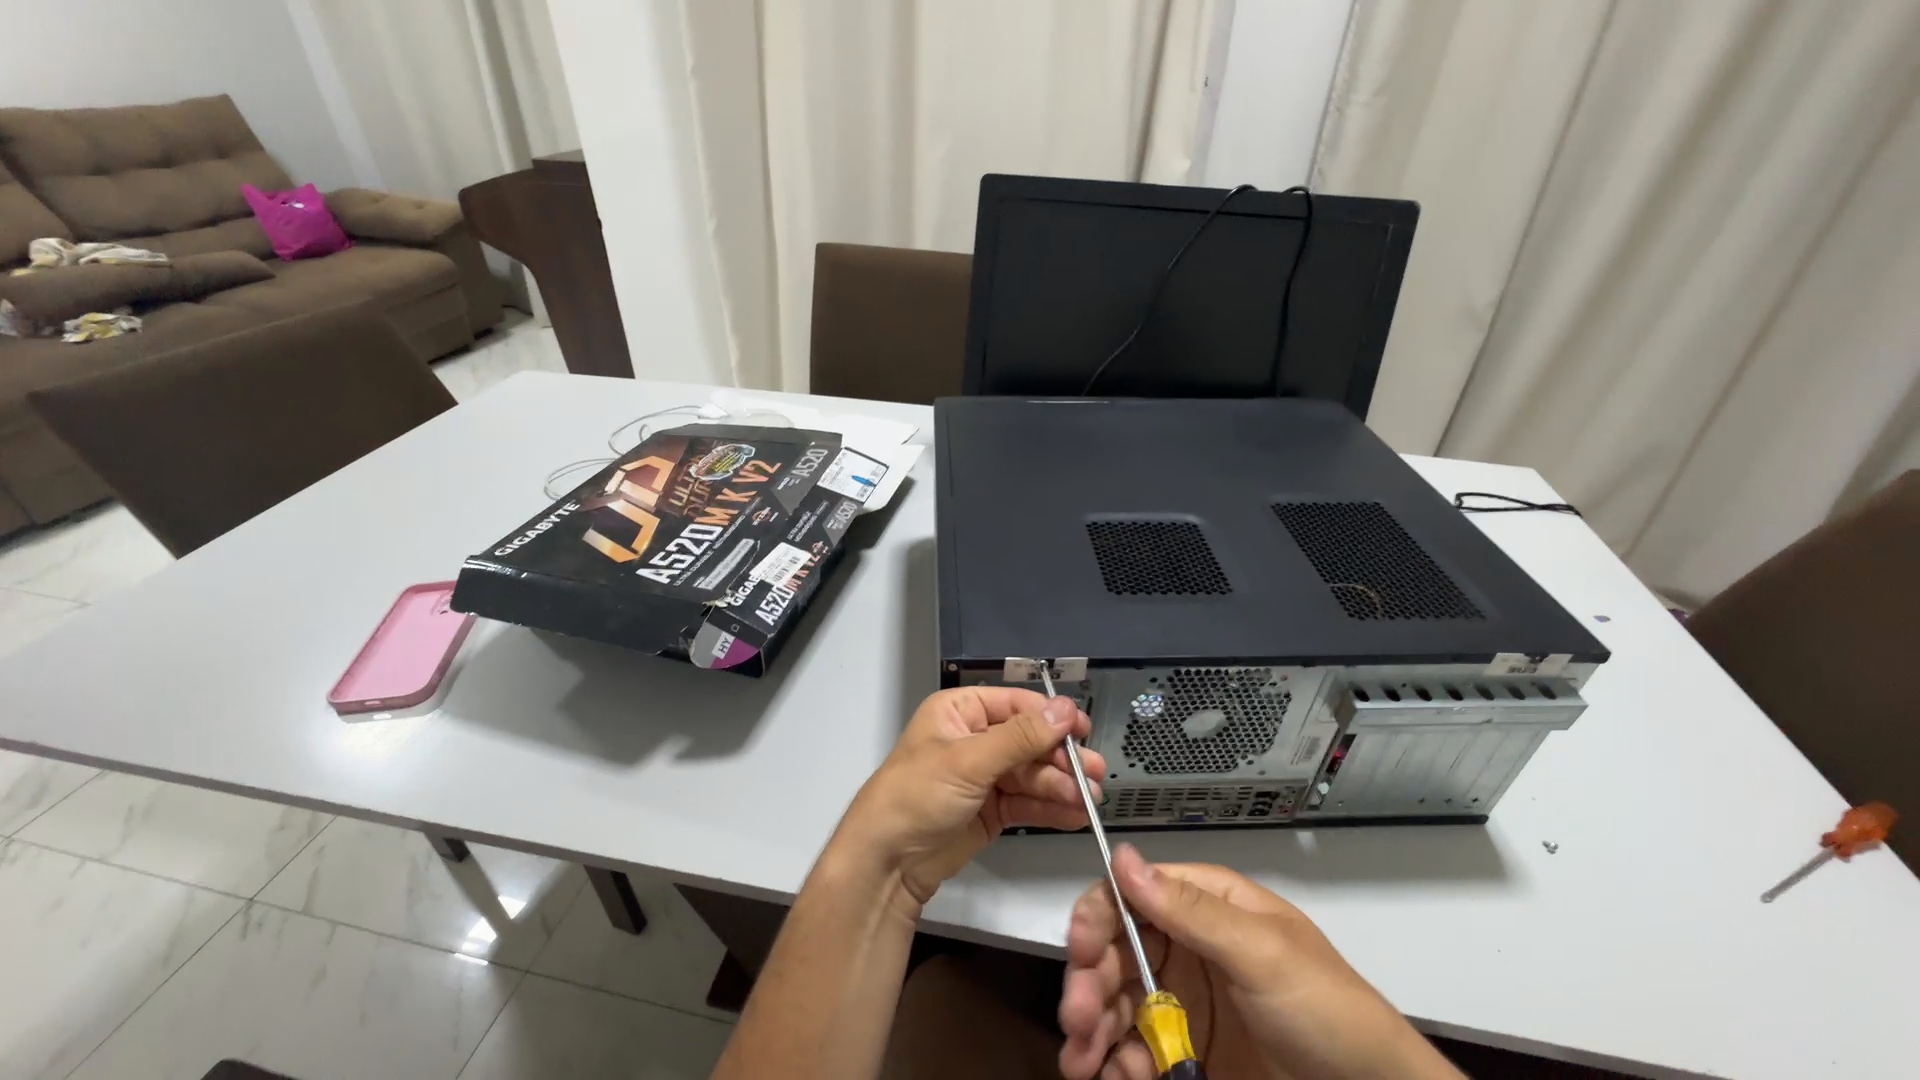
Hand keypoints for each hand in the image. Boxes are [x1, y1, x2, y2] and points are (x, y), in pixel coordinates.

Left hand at [832, 686, 1104, 909]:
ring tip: (1089, 801)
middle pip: (1029, 741)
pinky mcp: (992, 810)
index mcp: (959, 712)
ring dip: (1061, 786)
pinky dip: (1051, 808)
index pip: (1015, 705)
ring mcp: (984, 776)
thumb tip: (1065, 710)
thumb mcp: (968, 761)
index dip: (1050, 716)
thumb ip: (1020, 737)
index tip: (1083, 731)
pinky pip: (1027, 802)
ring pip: (1032, 774)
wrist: (887, 861)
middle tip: (1094, 772)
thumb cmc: (916, 796)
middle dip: (1060, 758)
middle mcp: (974, 739)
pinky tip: (1075, 814)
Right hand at [1059, 845, 1464, 1079]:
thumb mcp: (1262, 954)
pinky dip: (1115, 1063)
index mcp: (1205, 906)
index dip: (1097, 917)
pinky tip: (1113, 1076)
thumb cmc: (1327, 1011)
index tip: (1079, 952)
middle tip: (1077, 1022)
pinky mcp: (1186, 1050)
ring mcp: (1184, 1001)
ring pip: (1116, 1002)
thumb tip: (1123, 856)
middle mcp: (1186, 946)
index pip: (1131, 894)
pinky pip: (1134, 1048)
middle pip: (1114, 952)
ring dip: (1091, 1029)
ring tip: (1081, 1063)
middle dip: (1088, 983)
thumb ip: (1191, 910)